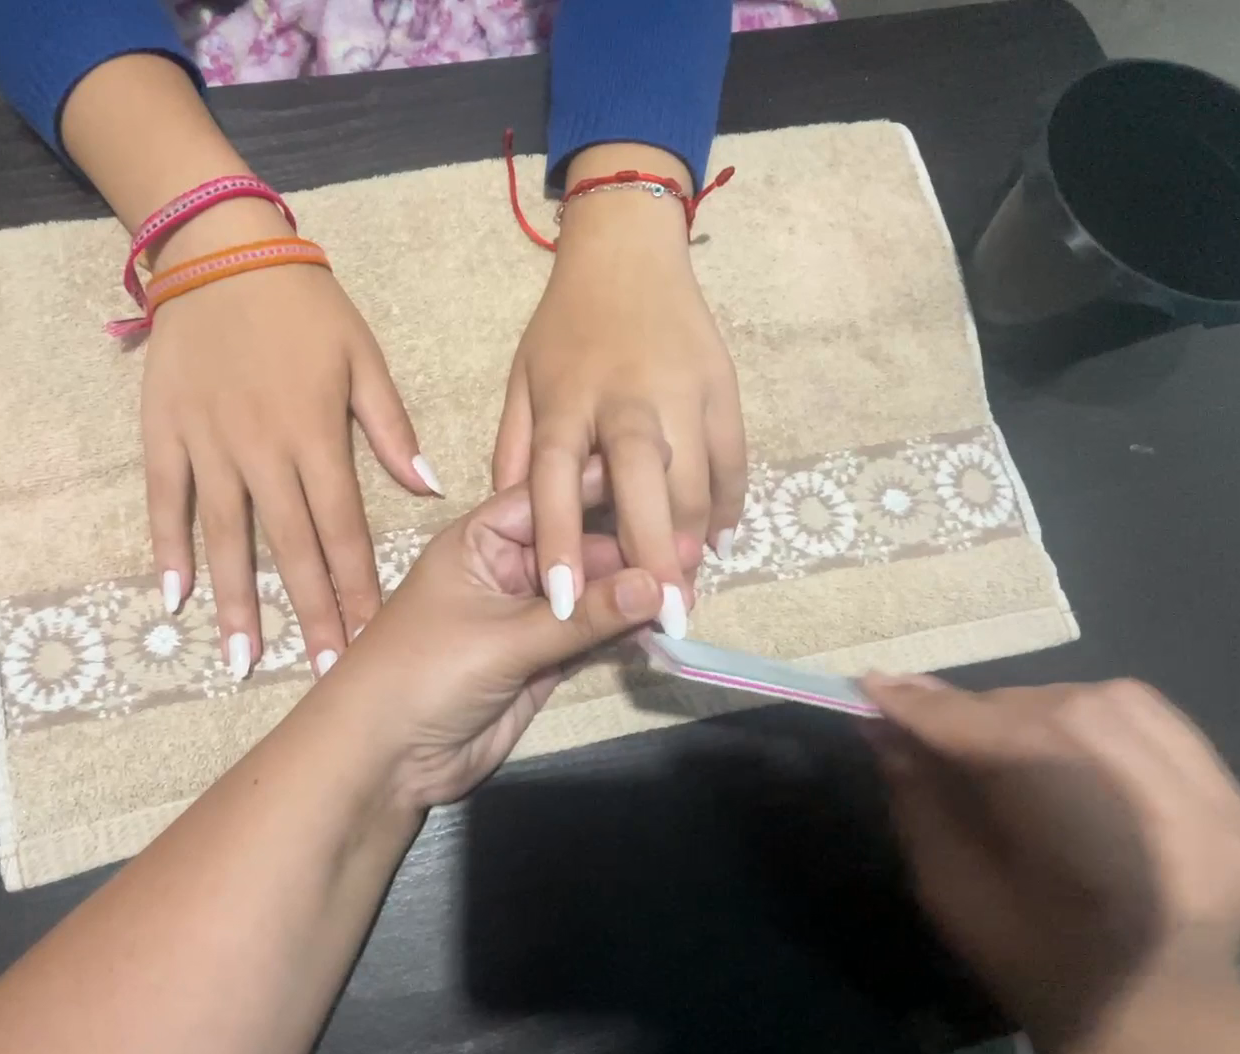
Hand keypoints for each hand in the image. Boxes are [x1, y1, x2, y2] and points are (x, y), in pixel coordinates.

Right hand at [143, 201, 439, 681]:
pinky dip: (168, 549)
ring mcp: (209, 447)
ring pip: (228, 537)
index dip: (359, 588)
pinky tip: (173, 598)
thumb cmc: (305, 306)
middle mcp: (264, 453)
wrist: (222, 252)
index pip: (345, 530)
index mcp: (318, 438)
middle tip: (321, 671)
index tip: (370, 638)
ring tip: (243, 659)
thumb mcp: (364, 357)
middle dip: (311, 613)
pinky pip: (166, 501)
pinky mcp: (164, 435)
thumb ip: (393, 428)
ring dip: (237, 601)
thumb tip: (431, 487)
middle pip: (292, 548)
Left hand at [331, 466, 703, 807]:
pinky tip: (662, 626)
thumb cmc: (425, 672)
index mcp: (482, 541)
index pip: (548, 501)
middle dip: (628, 556)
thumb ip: (581, 616)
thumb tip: (658, 586)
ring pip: (588, 597)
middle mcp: (508, 569)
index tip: (658, 472)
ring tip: (690, 590)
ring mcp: (526, 617)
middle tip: (689, 556)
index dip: (600, 489)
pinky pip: (589, 638)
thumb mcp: (502, 637)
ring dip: (631, 597)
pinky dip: (621, 634)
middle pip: (577, 551)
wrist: (385, 758)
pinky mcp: (541, 660)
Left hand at [494, 144, 744, 639]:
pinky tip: (720, 538)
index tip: (564, 604)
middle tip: (662, 616)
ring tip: (688, 586)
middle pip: (641, 487)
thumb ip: (514, 448)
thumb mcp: (522, 381)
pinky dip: (730, 503)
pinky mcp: (723, 388)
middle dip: (652, 556)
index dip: (558, 546)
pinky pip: (733, 458)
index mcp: (565, 401)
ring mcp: (681, 393)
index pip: (556, 482)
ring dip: (694, 539)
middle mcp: (625, 401)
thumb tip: (506, 513)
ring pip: (694, 481)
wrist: (628, 251)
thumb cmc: (565, 326)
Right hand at [860, 675, 1239, 1053]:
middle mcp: (1170, 821)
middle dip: (972, 709)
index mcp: (1096, 863)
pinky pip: (1146, 712)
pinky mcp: (1230, 792)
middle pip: (1052, 716)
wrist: (1155, 1013)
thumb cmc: (1032, 959)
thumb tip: (880, 718)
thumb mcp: (947, 885)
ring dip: (1025, 704)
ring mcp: (1213, 803)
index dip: (932, 711)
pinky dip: (1083, 707)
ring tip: (989, 730)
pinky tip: (1052, 732)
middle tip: (921, 718)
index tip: (871, 685)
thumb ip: (916, 793)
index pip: (1006, 747)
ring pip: (1099, 701)